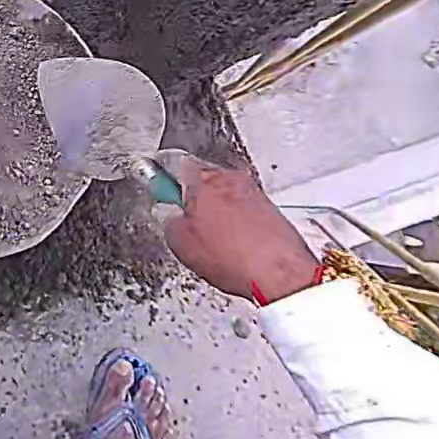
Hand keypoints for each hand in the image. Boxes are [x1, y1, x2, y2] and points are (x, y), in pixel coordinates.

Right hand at [155, 152, 319, 302]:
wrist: (281, 274)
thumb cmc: (235, 257)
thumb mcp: (181, 243)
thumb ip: (168, 221)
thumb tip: (169, 215)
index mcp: (203, 179)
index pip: (174, 164)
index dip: (162, 178)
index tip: (158, 187)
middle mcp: (230, 178)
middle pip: (201, 179)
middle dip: (191, 198)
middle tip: (186, 223)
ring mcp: (253, 191)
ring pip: (223, 195)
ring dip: (215, 211)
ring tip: (213, 241)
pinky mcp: (270, 208)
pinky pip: (241, 208)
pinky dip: (234, 222)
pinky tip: (233, 245)